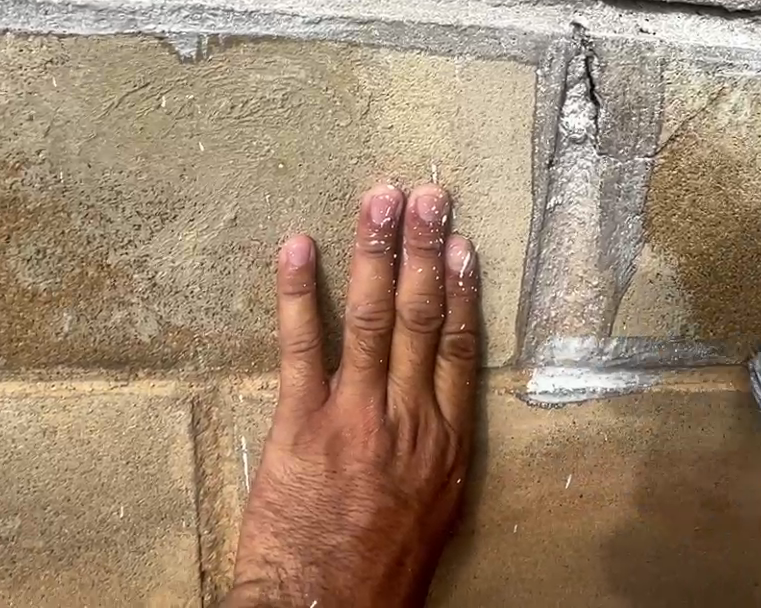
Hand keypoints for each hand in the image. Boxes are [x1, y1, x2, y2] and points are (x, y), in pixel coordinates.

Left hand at [222, 184, 480, 607]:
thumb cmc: (384, 565)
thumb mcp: (438, 506)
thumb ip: (440, 442)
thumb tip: (442, 389)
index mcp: (446, 439)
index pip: (460, 344)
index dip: (462, 287)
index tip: (460, 240)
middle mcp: (408, 418)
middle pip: (421, 316)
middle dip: (424, 249)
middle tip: (427, 194)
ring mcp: (355, 416)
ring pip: (370, 319)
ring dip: (376, 253)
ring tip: (379, 200)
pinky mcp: (302, 425)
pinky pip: (302, 348)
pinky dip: (299, 294)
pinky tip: (298, 247)